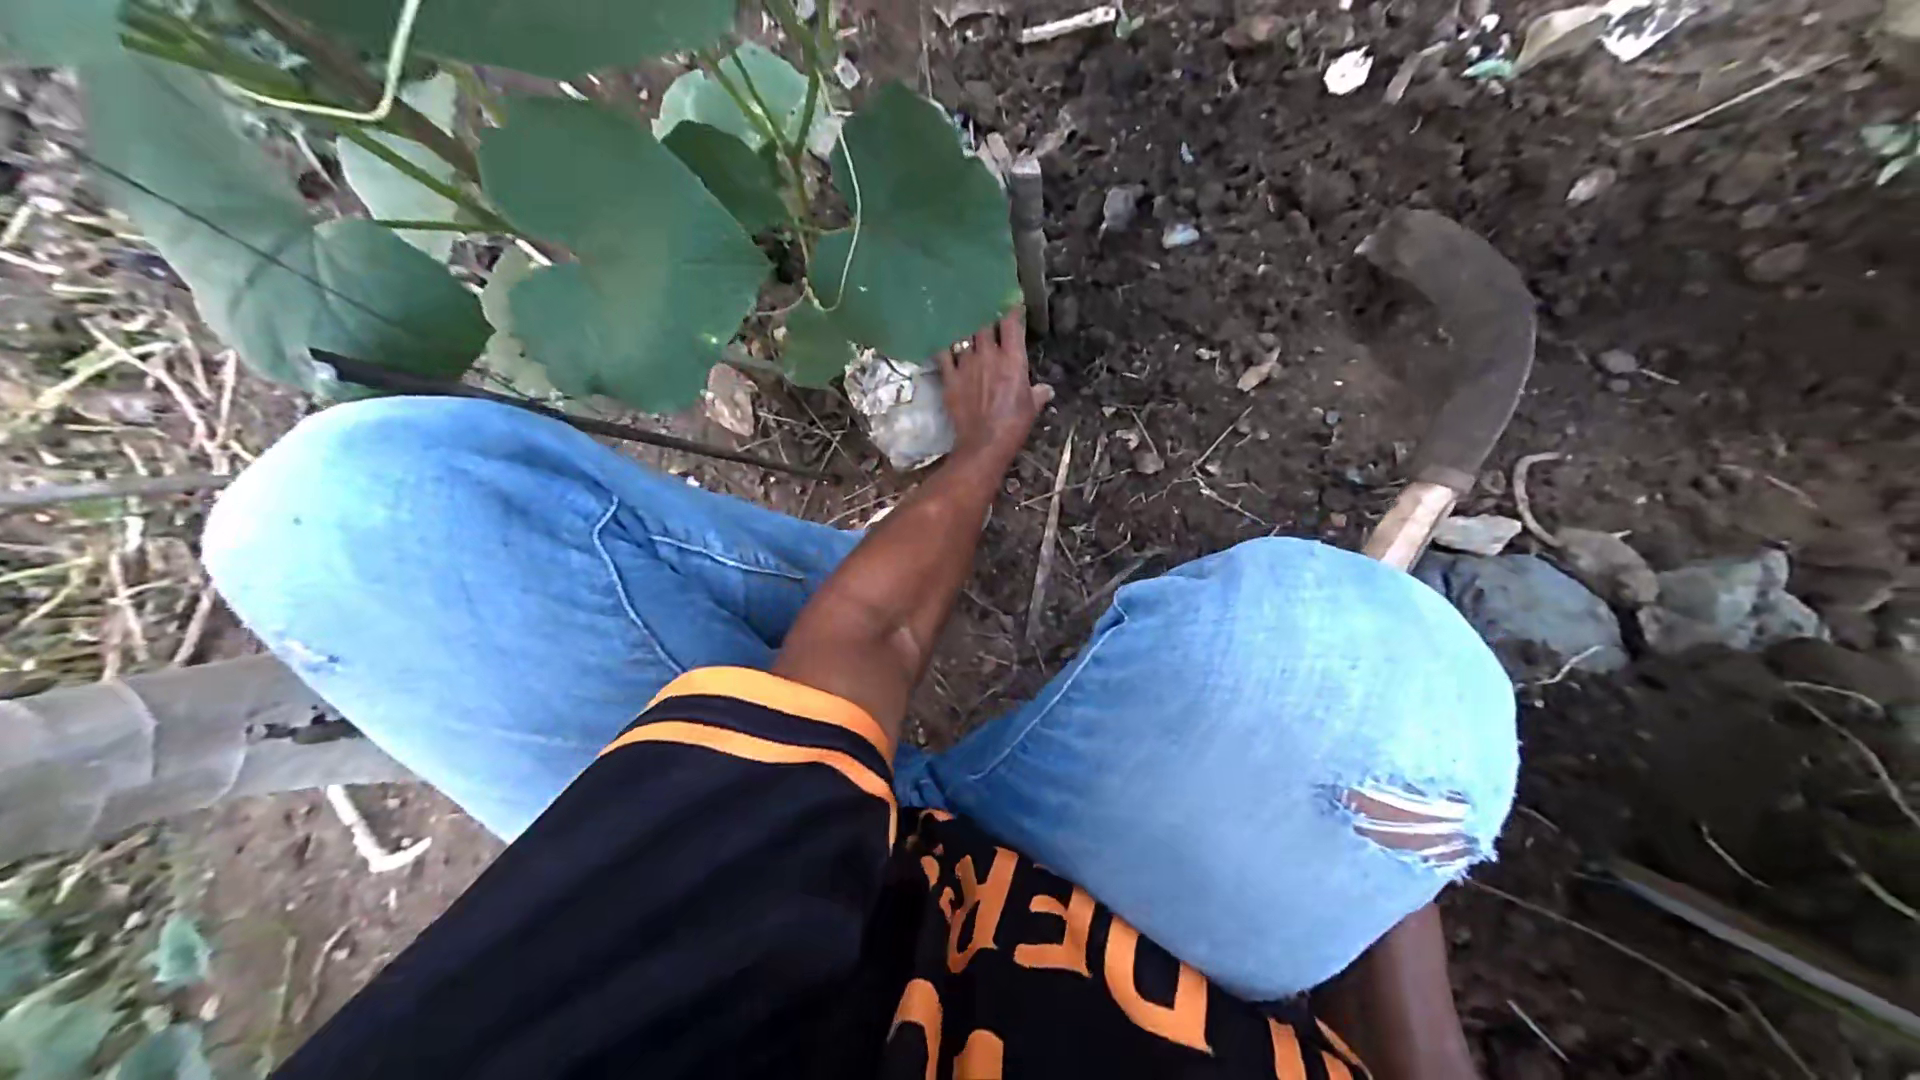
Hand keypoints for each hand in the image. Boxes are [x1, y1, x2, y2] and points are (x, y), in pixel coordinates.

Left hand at [938, 308, 1052, 461]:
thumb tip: (1046, 389)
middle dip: (986, 319)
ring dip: (966, 333)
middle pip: (984, 324)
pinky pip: (943, 354)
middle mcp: (988, 354)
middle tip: (986, 319)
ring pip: (963, 336)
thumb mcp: (1032, 408)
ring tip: (967, 332)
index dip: (1011, 310)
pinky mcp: (949, 378)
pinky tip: (945, 345)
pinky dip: (945, 348)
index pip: (1011, 323)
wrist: (984, 444)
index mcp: (1013, 359)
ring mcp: (966, 364)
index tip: (1012, 306)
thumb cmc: (1013, 425)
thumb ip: (1038, 393)